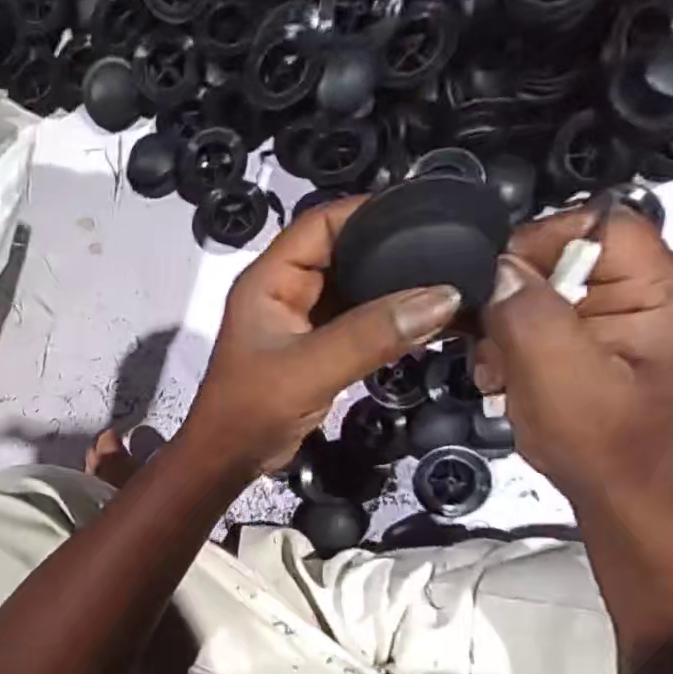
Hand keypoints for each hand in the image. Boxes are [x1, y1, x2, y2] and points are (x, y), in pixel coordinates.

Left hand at [183, 197, 462, 472]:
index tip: (421, 213)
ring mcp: (300, 321)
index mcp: (269, 280)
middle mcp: (285, 292)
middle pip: (342, 252)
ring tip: (442, 282)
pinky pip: (357, 321)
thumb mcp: (309, 370)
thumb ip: (370, 336)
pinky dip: (386, 319)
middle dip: (389, 249)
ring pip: (353, 288)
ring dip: (391, 287)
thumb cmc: (249, 412)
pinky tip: (419, 320)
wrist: (229, 461)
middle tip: (444, 251)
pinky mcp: (315, 348)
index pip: (321, 223)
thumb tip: (440, 299)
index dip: (368, 212)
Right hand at [471, 206, 672, 503]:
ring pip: (538, 290)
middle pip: (559, 255)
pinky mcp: (585, 339)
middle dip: (515, 301)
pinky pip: (533, 319)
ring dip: (507, 329)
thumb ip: (527, 313)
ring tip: (508, 368)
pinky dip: (510, 345)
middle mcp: (641, 295)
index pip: (595, 221)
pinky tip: (512, 374)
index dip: (539, 247)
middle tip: (505, 342)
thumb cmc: (608, 446)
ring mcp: (613, 318)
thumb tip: (500, 272)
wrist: (614, 491)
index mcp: (659, 290)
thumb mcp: (560, 375)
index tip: (506, 288)